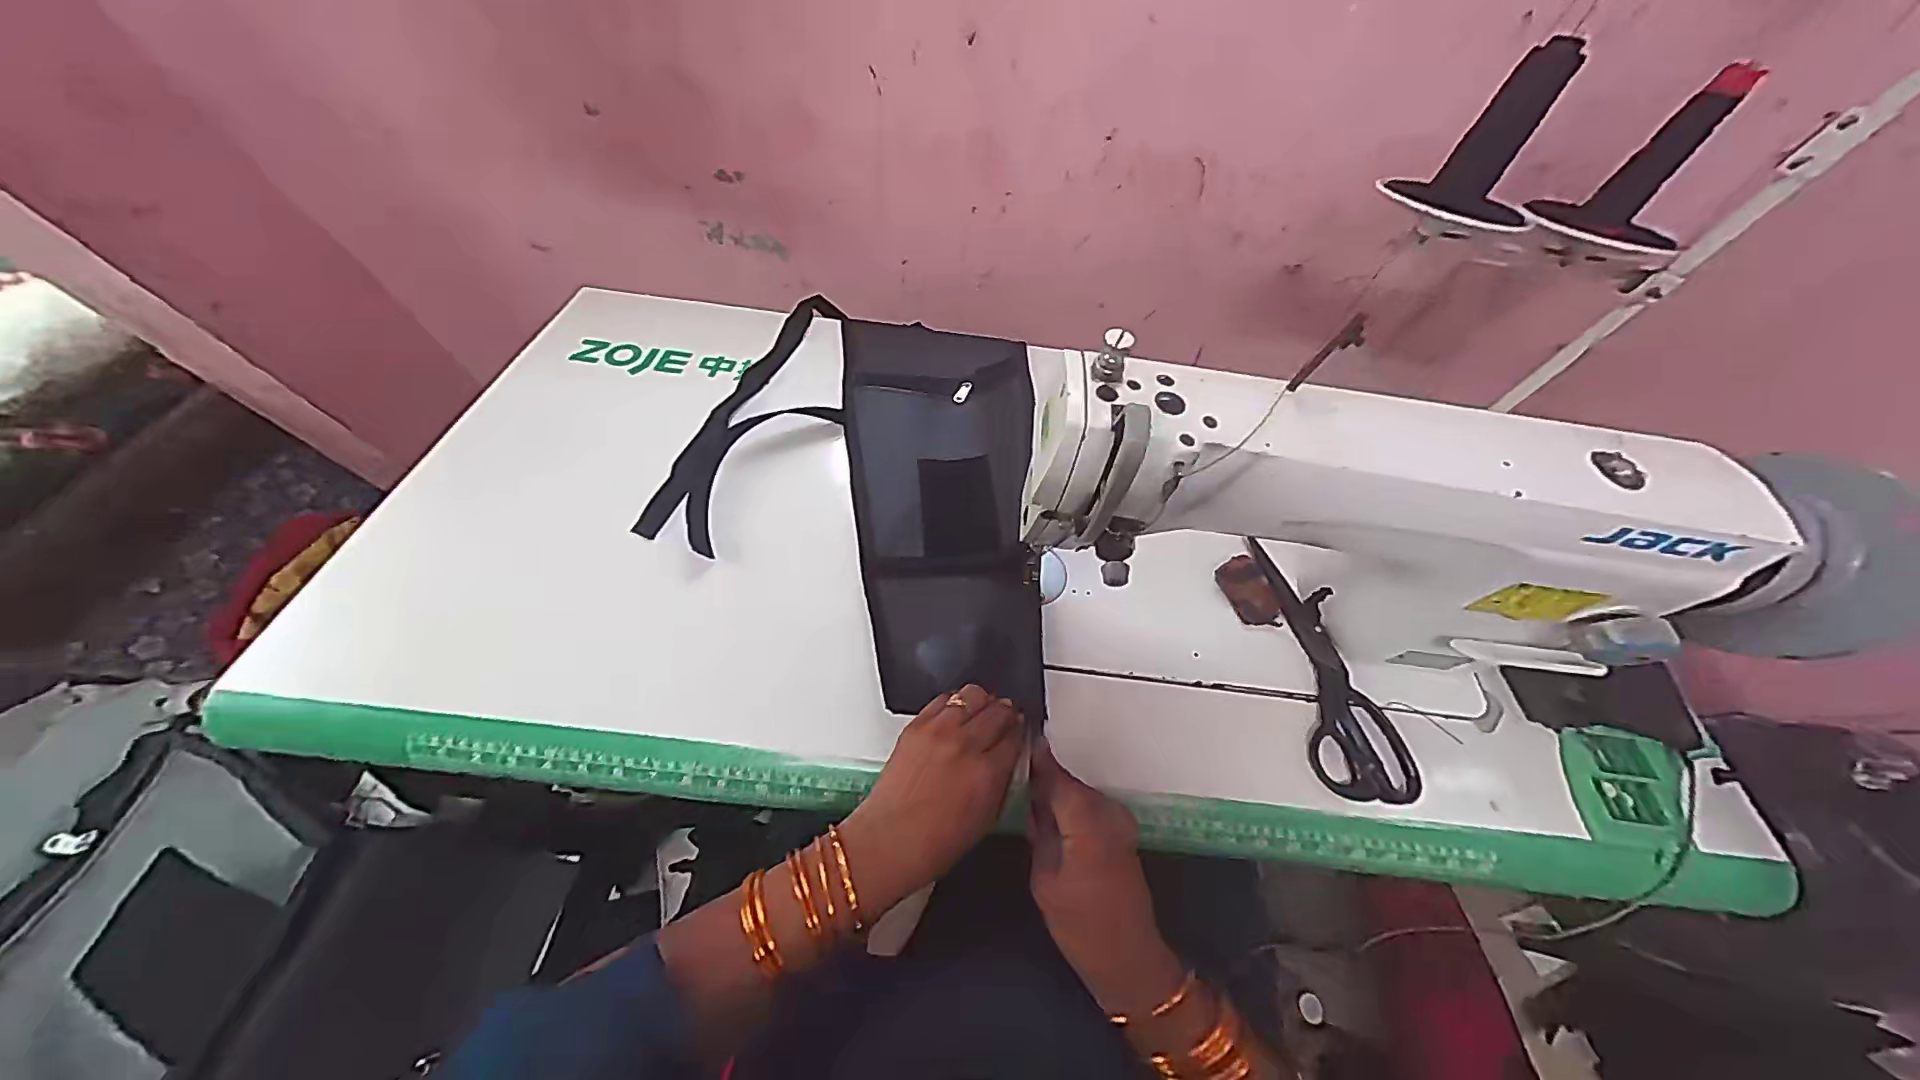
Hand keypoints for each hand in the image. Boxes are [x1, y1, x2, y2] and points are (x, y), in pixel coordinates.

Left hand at [837, 685, 1023, 913]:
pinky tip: (955, 712)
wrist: (892, 839)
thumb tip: (1009, 758)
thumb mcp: (987, 817)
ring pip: (973, 694)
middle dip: (1006, 712)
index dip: (1020, 731)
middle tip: (1006, 716)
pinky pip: (942, 699)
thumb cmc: (935, 840)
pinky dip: (953, 702)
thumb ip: (1002, 780)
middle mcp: (966, 745)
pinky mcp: (916, 726)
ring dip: (983, 701)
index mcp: (989, 771)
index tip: (1019, 729)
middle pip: (998, 710)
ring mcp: (939, 731)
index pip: (1015, 735)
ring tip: (982, 709)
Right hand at [1028, 737, 1185, 1015]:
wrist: (1128, 957)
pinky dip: (1073, 796)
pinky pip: (1092, 801)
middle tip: (1018, 753)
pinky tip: (1052, 798)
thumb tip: (1032, 797)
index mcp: (1087, 821)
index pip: (1058, 776)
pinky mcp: (1122, 830)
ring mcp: (1120, 819)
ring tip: (1030, 772)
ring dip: (1061, 780)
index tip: (1019, 737)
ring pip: (1082, 788)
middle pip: (1072, 778)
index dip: (1038, 757)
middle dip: (1048, 766)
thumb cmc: (1081, 925)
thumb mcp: (1044, 878)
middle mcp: (1108, 811)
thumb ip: (1040, 830)